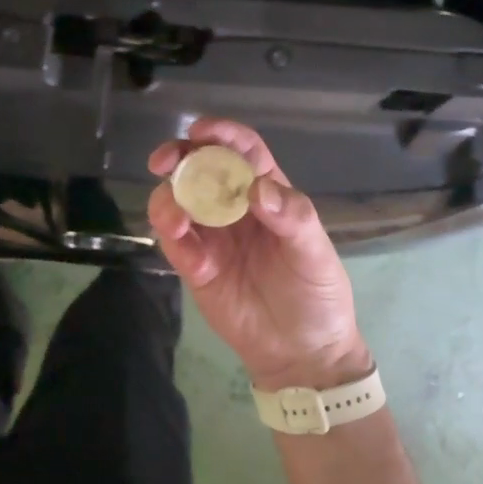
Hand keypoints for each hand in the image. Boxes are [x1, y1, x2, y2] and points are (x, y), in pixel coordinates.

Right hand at [147, 118, 369, 389]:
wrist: (302, 353)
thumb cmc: (317, 294)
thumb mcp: (315, 252)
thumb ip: (291, 216)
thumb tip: (257, 189)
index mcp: (266, 192)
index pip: (240, 151)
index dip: (221, 134)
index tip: (200, 130)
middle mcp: (233, 207)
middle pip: (198, 168)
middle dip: (178, 157)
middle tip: (165, 160)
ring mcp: (211, 236)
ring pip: (177, 200)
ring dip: (167, 198)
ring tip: (174, 217)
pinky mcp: (194, 266)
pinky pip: (174, 241)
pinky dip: (169, 233)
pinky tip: (177, 235)